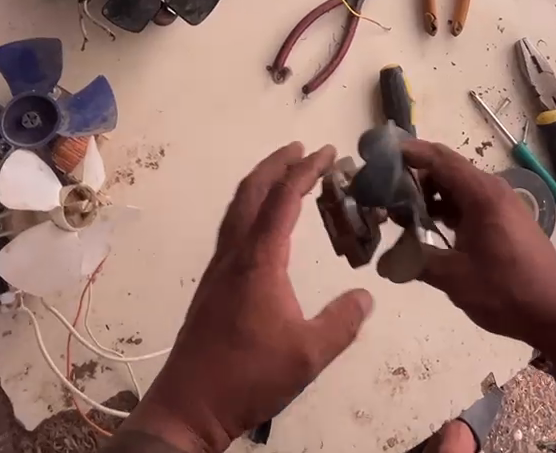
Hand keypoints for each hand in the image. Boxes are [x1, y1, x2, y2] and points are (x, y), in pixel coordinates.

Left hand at [122, 143, 374, 452]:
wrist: (189, 407)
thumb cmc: (248, 377)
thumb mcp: (308, 355)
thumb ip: (342, 323)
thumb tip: (366, 296)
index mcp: (259, 260)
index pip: (284, 199)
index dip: (307, 170)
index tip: (328, 151)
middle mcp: (235, 253)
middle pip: (252, 191)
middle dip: (277, 163)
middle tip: (302, 147)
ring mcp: (219, 267)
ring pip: (237, 207)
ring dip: (261, 181)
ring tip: (284, 172)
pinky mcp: (213, 283)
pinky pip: (233, 225)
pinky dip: (252, 205)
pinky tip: (264, 220)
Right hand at [402, 139, 555, 344]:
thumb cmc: (508, 291)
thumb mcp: (456, 279)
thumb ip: (418, 262)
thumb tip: (385, 261)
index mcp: (481, 193)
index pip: (439, 158)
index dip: (409, 153)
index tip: (380, 155)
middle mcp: (491, 189)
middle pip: (446, 169)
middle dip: (414, 176)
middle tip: (382, 189)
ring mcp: (500, 204)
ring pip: (457, 187)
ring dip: (430, 195)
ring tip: (400, 211)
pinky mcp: (504, 220)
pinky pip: (469, 202)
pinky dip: (447, 208)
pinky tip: (429, 228)